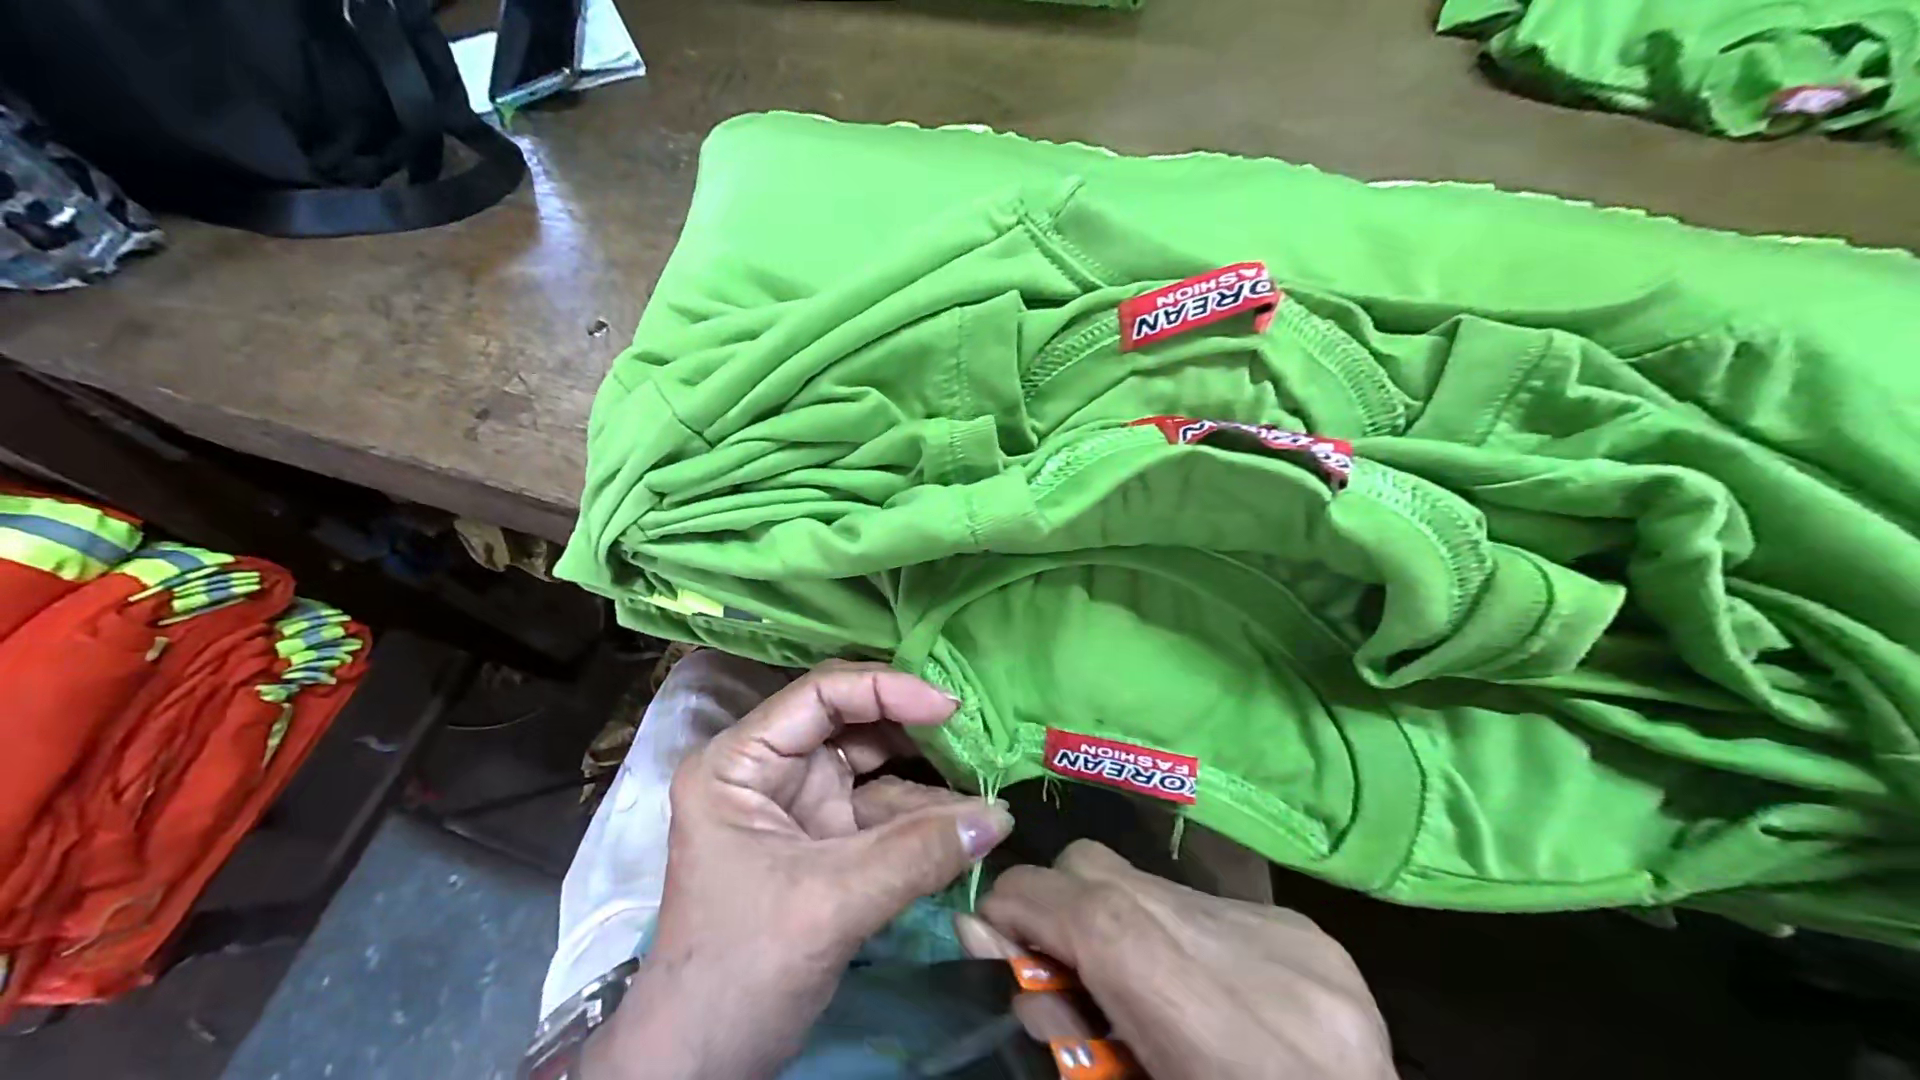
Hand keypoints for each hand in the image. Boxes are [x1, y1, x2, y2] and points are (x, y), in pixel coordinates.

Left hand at [587, 661, 1014, 1079]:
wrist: (704, 1063)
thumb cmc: (740, 970)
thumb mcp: (829, 904)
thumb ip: (917, 855)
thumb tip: (1000, 818)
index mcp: (741, 761)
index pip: (820, 695)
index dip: (886, 689)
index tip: (949, 706)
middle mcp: (771, 768)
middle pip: (853, 723)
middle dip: (915, 729)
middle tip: (976, 736)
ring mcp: (802, 803)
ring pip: (875, 766)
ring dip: (930, 774)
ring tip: (986, 776)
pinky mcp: (828, 839)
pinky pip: (885, 811)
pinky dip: (927, 817)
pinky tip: (971, 822)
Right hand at [958, 840, 1393, 1079]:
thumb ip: (1057, 1024)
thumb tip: (983, 932)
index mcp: (1209, 1027)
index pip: (1086, 906)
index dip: (1019, 905)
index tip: (997, 935)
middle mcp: (1252, 954)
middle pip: (1105, 869)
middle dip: (1058, 905)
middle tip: (1062, 968)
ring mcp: (1288, 933)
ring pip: (1150, 880)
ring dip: (1119, 920)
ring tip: (1143, 992)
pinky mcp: (1311, 933)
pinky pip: (1206, 905)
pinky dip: (1179, 935)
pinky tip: (1206, 994)